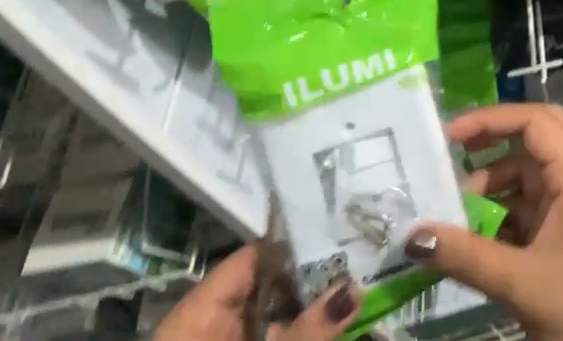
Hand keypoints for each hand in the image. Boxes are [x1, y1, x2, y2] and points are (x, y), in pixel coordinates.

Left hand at [152, 243, 358, 340]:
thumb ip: (308, 333)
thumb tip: (354, 288)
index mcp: (196, 316)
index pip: (253, 258)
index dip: (298, 244)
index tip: (347, 233)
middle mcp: (205, 328)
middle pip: (268, 287)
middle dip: (314, 279)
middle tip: (366, 264)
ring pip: (274, 317)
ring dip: (312, 310)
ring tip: (361, 293)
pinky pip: (273, 339)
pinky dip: (300, 334)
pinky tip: (336, 328)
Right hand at [407, 104, 562, 340]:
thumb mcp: (521, 282)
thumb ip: (466, 256)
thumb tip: (413, 237)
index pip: (536, 122)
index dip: (492, 120)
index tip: (448, 136)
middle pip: (534, 139)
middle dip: (491, 141)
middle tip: (447, 156)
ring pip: (526, 176)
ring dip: (489, 187)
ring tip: (448, 213)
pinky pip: (527, 207)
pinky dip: (498, 215)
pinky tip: (466, 239)